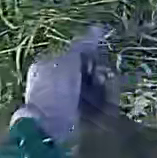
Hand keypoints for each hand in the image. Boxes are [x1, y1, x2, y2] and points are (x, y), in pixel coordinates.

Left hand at [15, 27, 110, 145]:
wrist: (47, 129)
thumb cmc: (55, 91)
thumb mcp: (69, 63)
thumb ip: (83, 46)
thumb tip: (98, 28)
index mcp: (47, 65)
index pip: (75, 56)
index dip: (91, 59)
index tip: (102, 64)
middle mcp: (53, 82)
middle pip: (84, 75)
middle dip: (98, 78)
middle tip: (106, 82)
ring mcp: (62, 101)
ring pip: (89, 93)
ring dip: (103, 95)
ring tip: (109, 101)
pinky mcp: (71, 119)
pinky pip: (90, 110)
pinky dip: (101, 110)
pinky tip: (108, 112)